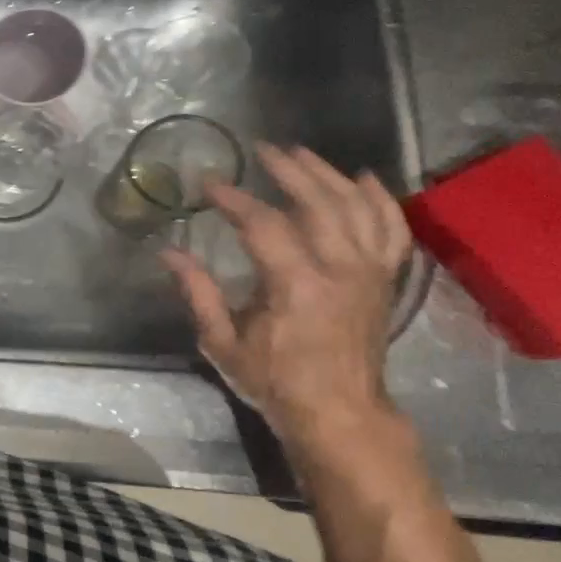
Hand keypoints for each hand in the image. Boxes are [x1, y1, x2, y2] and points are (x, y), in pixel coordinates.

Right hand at [161, 145, 411, 447]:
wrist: (340, 410)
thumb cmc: (272, 379)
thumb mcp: (221, 340)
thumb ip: (198, 292)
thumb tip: (169, 254)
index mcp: (296, 285)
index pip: (264, 225)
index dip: (233, 199)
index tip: (207, 183)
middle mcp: (341, 270)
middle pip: (320, 203)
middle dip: (289, 172)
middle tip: (262, 150)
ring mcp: (370, 273)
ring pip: (358, 208)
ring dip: (330, 176)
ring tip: (302, 155)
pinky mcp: (385, 279)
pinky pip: (391, 229)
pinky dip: (380, 200)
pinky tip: (362, 180)